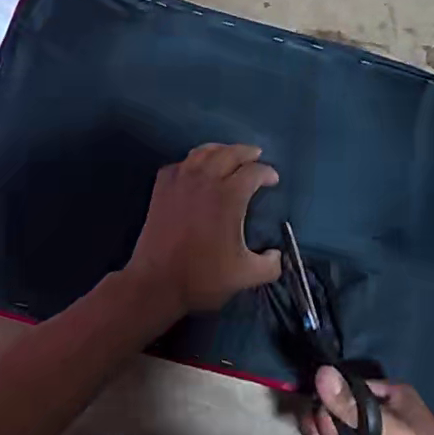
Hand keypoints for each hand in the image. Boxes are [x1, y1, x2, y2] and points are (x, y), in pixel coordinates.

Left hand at [123, 143, 282, 314]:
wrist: (157, 283)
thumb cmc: (204, 277)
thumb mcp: (247, 275)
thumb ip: (270, 265)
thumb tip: (276, 256)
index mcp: (230, 196)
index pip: (254, 172)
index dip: (267, 172)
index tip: (272, 180)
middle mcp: (205, 181)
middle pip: (229, 153)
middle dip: (247, 152)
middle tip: (256, 156)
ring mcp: (180, 183)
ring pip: (202, 153)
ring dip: (219, 150)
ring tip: (228, 155)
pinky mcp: (160, 191)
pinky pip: (179, 165)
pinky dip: (191, 162)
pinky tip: (194, 170)